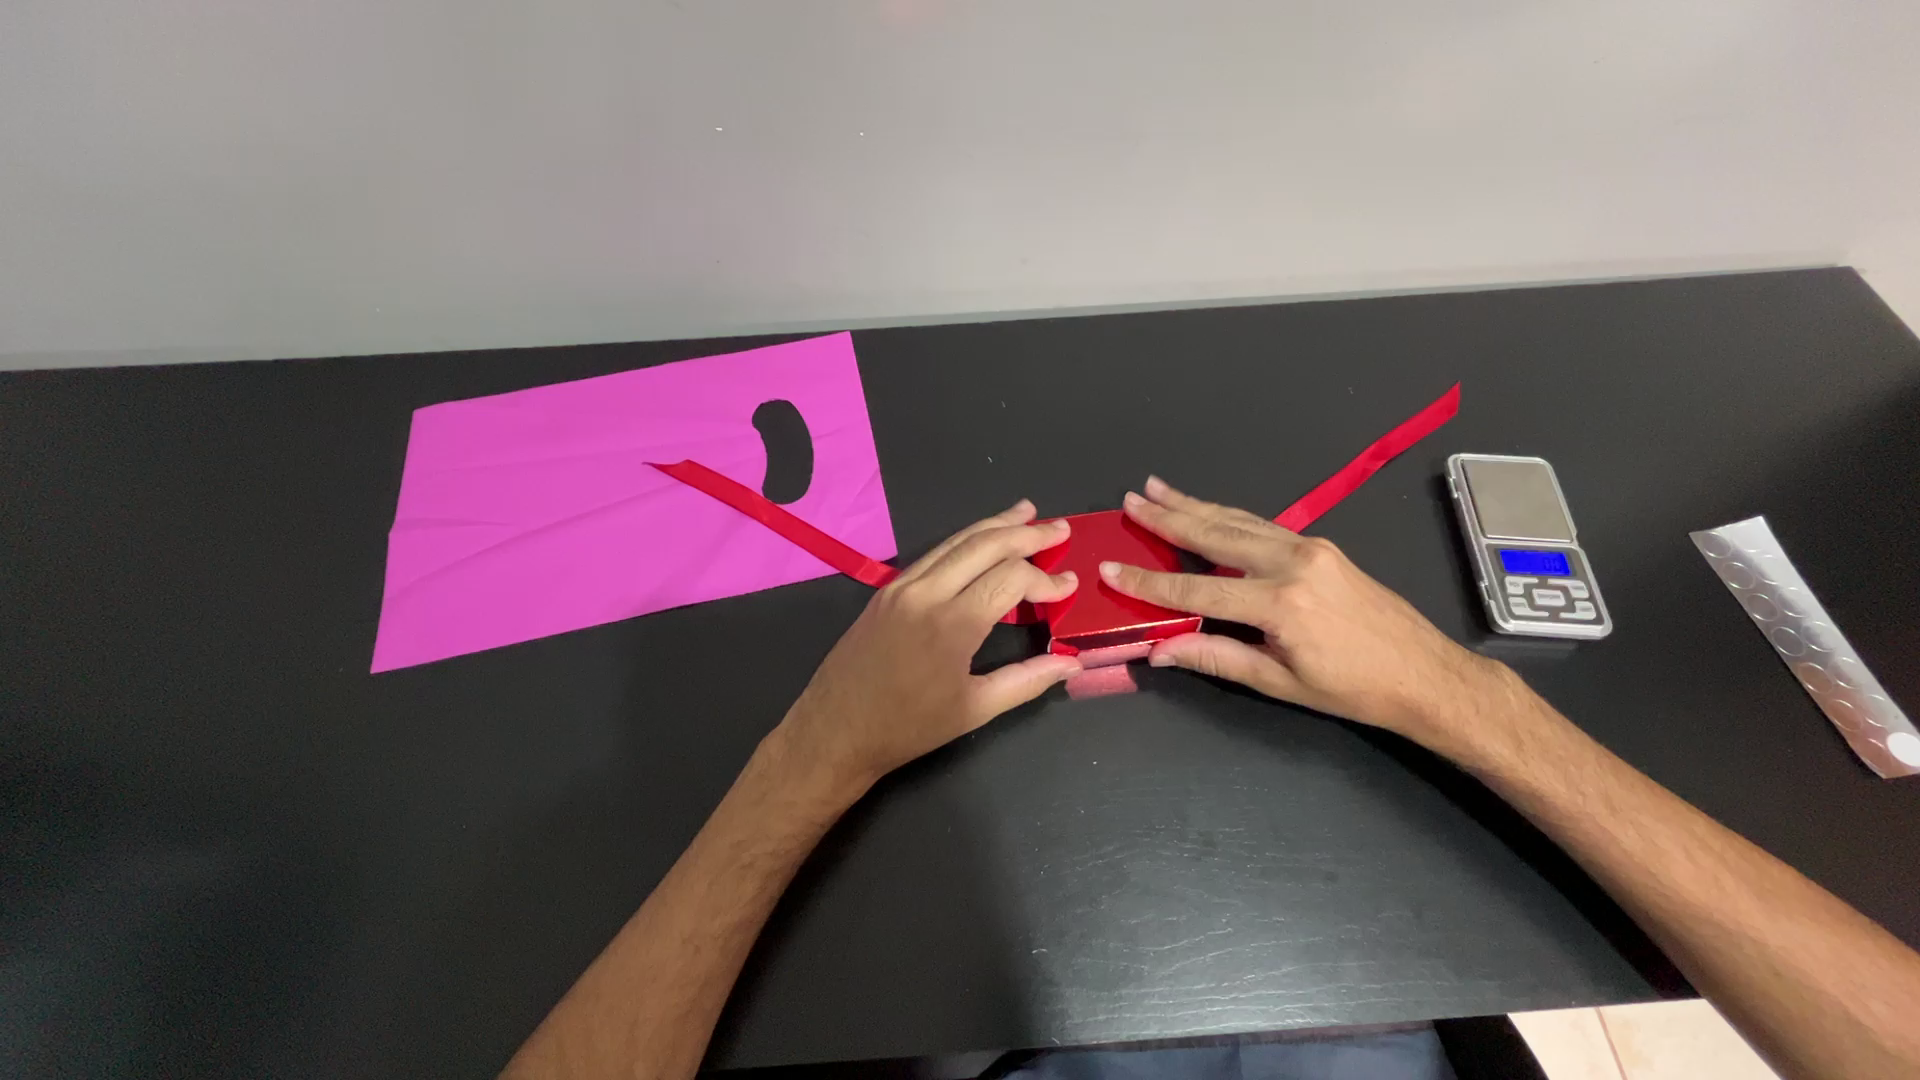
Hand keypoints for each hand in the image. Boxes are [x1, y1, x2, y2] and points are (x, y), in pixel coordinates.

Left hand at [770, 500, 1082, 799]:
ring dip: (994, 526)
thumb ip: (1026, 681)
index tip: (1069, 586)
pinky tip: (980, 540)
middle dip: (1026, 534)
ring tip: (1026, 514)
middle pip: (984, 545)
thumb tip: (1072, 663)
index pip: (1011, 579)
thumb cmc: (907, 728)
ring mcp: (902, 587)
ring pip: (955, 542)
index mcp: (952, 624)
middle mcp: (926, 593)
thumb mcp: (974, 710)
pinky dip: (964, 542)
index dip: (1045, 580)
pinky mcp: (886, 590)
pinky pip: (933, 555)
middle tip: (1060, 528)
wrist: (835, 731)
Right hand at [1100, 477, 1518, 755]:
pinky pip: (1262, 526)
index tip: (1111, 569)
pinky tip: (1207, 509)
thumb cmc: (1353, 689)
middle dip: (1168, 517)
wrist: (1426, 675)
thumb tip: (1158, 651)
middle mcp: (1293, 563)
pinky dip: (1227, 515)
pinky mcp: (1321, 546)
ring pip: (1238, 521)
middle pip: (1215, 535)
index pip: (1196, 591)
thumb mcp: (1280, 682)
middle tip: (1131, 500)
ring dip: (1194, 506)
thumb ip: (1217, 658)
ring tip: (1157, 489)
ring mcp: (1311, 548)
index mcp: (1280, 604)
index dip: (1148, 584)